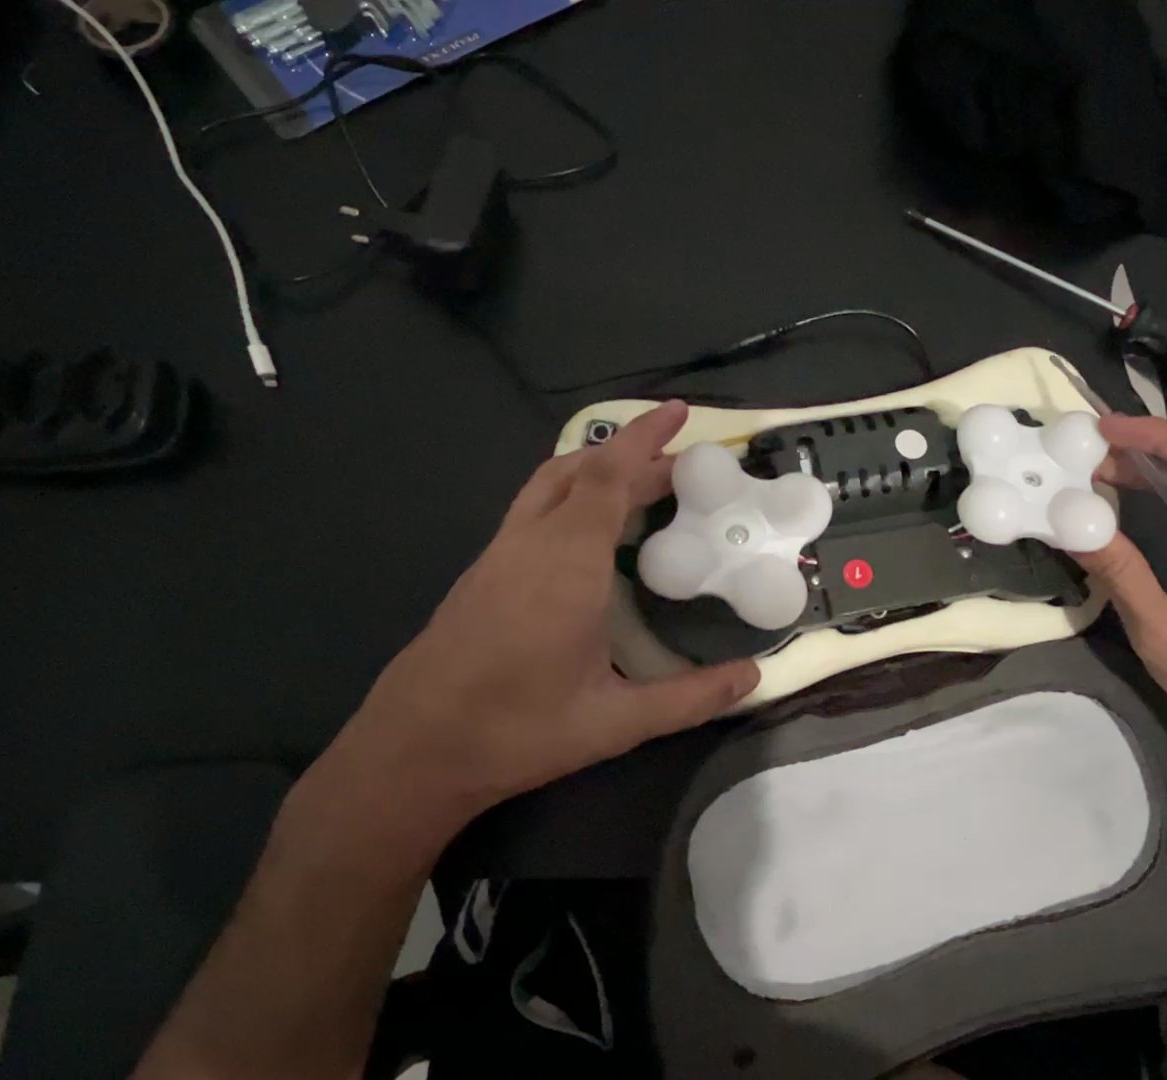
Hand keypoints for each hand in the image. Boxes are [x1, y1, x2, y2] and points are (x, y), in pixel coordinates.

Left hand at [334, 401, 759, 838]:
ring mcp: (498, 554)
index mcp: (568, 563)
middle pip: (580, 471)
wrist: (413, 750)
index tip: (680, 411)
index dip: (646, 440)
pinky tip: (589, 532)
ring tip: (640, 484)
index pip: (610, 477)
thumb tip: (754, 677)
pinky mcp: (481, 572)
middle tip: (682, 466)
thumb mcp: (616, 722)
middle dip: (632, 455)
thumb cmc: (517, 730)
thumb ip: (690, 697)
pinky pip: (532, 509)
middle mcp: (530, 543)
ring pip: (548, 485)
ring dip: (595, 469)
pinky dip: (570, 494)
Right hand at [1075, 417, 1166, 754]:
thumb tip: (1074, 526)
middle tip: (1090, 447)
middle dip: (1150, 447)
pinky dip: (1166, 492)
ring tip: (1098, 464)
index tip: (1108, 433)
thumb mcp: (1164, 632)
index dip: (1163, 437)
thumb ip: (1122, 575)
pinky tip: (1129, 490)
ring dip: (1155, 468)